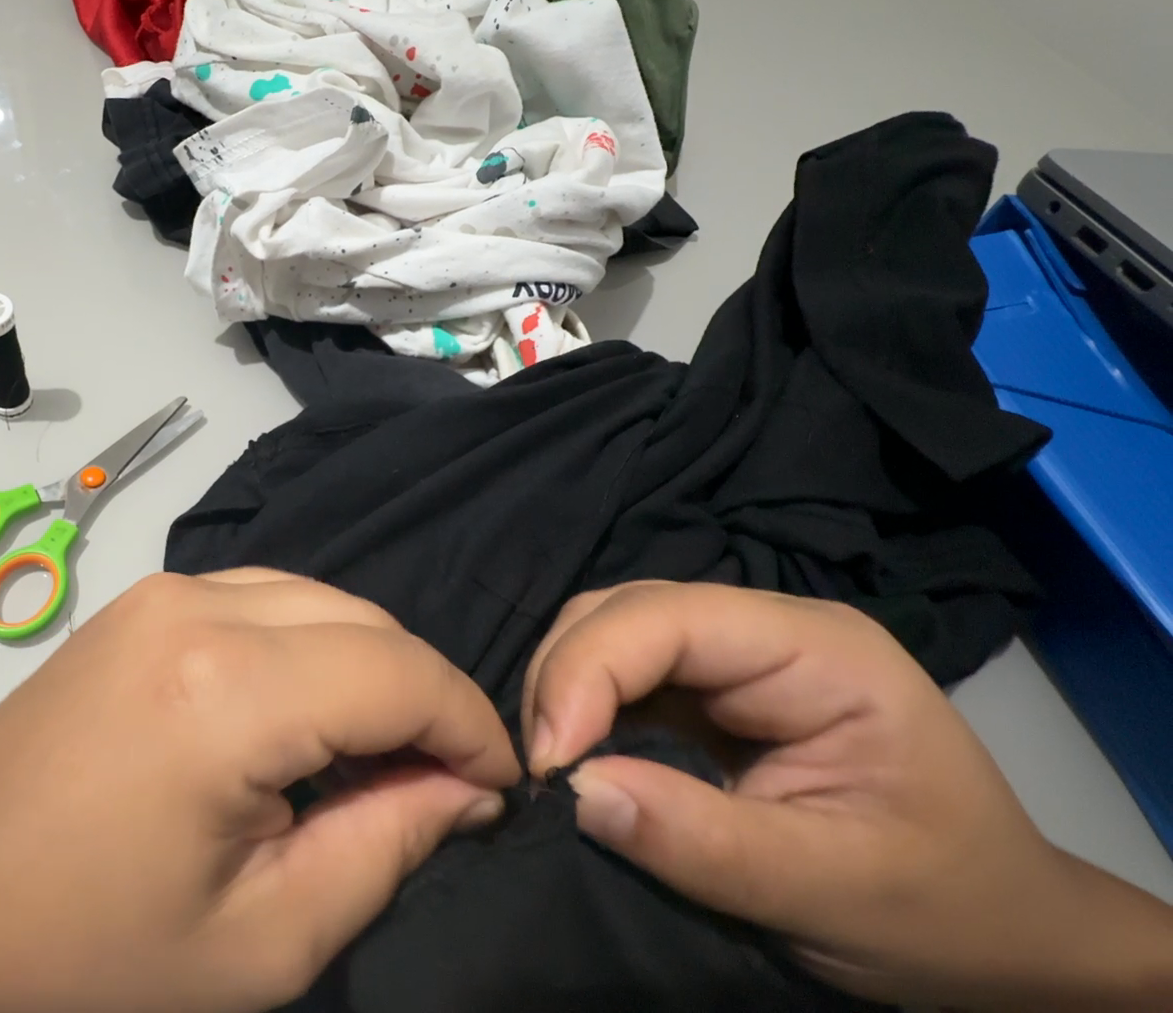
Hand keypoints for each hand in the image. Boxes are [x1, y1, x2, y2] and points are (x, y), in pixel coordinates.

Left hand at [0, 570, 518, 1012]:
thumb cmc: (88, 949)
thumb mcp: (263, 936)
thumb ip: (384, 846)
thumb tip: (460, 789)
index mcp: (230, 686)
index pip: (403, 672)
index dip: (472, 728)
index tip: (500, 791)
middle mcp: (197, 606)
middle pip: (366, 623)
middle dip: (422, 698)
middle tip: (438, 786)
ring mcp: (160, 594)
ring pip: (317, 601)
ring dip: (367, 669)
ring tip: (375, 757)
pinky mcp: (137, 606)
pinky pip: (262, 601)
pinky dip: (309, 649)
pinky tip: (302, 718)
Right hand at [521, 581, 1172, 1010]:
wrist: (998, 930)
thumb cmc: (943, 909)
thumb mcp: (834, 891)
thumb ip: (703, 842)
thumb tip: (575, 790)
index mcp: (816, 650)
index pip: (666, 618)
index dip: (589, 673)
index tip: (550, 764)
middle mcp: (763, 630)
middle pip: (619, 611)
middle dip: (562, 679)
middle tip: (544, 771)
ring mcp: (730, 655)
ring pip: (603, 632)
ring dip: (560, 691)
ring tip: (555, 765)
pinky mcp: (703, 688)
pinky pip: (614, 673)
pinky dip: (575, 708)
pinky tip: (575, 754)